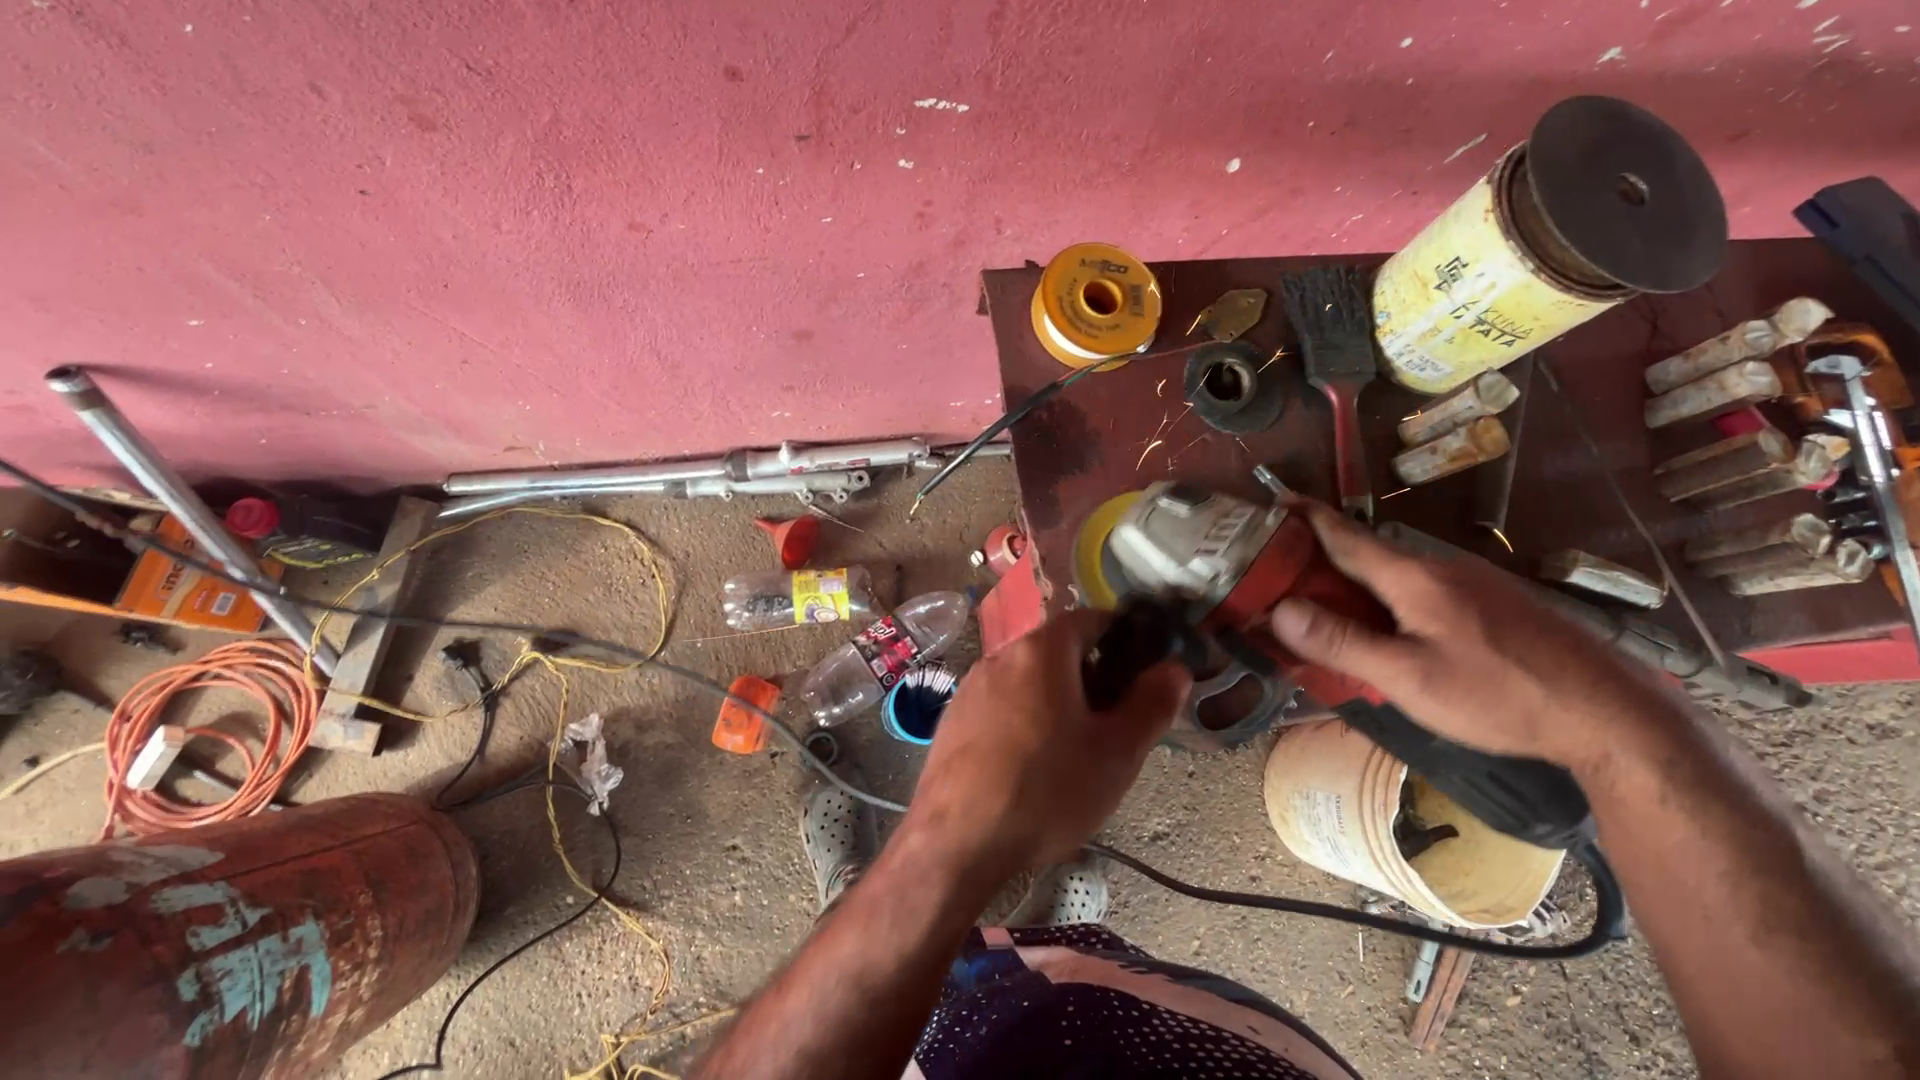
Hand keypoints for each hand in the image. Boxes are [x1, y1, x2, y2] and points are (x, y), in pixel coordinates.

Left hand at [901, 609, 1190, 881]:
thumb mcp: (1117, 754)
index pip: (1091, 619)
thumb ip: (1152, 704)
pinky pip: (1000, 706)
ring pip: (1027, 680)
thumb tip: (1174, 668)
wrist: (956, 843)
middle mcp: (1000, 656)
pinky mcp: (951, 721)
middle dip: (1091, 677)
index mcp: (1042, 650)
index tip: (1143, 674)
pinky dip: (1024, 720)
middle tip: (1115, 723)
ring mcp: (969, 688)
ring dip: (1056, 701)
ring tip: (1075, 751)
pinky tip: (1031, 767)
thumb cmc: (1047, 792)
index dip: (1124, 639)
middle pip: (1057, 651)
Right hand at [1267, 502, 1674, 771]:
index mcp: (1415, 578)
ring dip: (1356, 584)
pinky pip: (1424, 593)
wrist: (1609, 716)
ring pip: (1398, 577)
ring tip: (1324, 608)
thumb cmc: (1498, 696)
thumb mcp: (1407, 678)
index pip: (1346, 536)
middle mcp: (1442, 568)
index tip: (1274, 499)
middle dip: (1321, 558)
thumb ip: (1342, 643)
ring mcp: (1475, 585)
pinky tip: (1388, 632)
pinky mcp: (1496, 606)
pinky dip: (1389, 602)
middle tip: (1279, 573)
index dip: (1306, 517)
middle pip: (1369, 555)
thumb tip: (1279, 609)